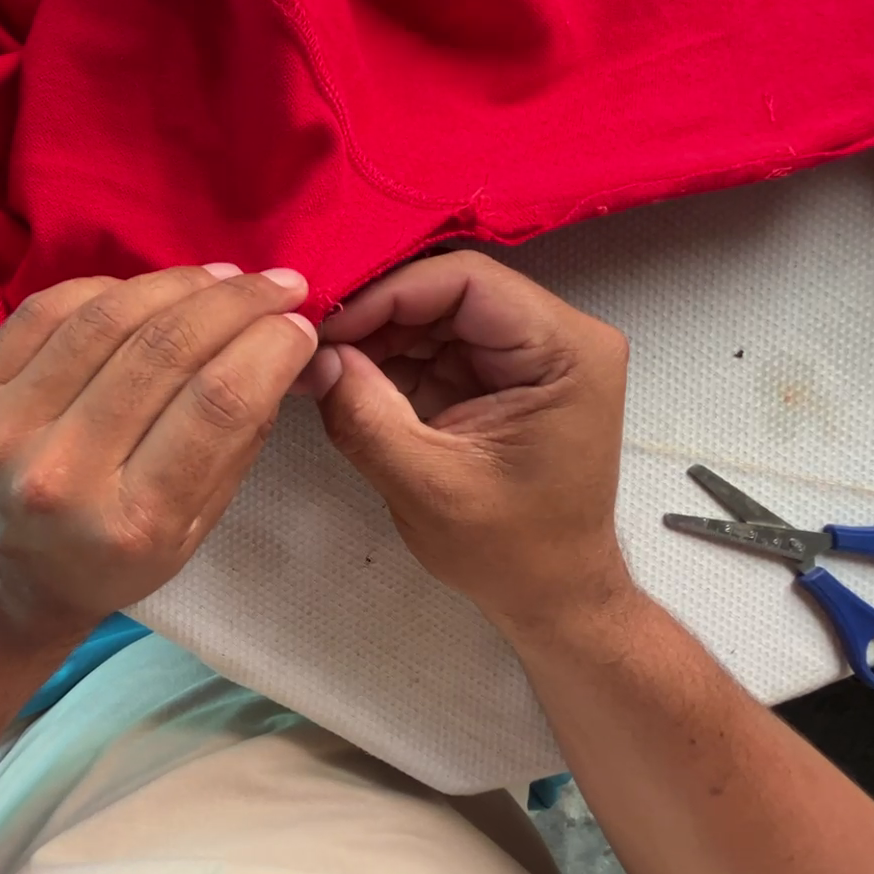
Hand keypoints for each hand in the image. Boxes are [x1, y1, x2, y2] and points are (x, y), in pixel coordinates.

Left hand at [0, 264, 316, 644]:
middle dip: (234, 302)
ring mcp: (5, 429)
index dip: (269, 346)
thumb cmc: (121, 562)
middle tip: (277, 283)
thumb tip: (282, 337)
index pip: (216, 404)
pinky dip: (109, 287)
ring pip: (106, 317)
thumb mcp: (200, 525)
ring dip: (176, 282)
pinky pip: (47, 309)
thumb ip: (240, 435)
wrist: (20, 578)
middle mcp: (60, 473)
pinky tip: (148, 290)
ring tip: (221, 277)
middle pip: (162, 350)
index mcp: (131, 523)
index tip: (298, 322)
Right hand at [309, 251, 632, 634]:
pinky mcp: (489, 376)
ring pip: (430, 315)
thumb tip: (311, 358)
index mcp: (563, 351)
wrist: (546, 592)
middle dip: (373, 316)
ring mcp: (518, 355)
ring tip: (320, 365)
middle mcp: (550, 337)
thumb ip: (364, 417)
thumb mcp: (425, 486)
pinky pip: (427, 347)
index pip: (467, 282)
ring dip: (372, 337)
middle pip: (446, 291)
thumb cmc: (507, 549)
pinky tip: (343, 378)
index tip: (325, 328)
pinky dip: (382, 360)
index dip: (388, 293)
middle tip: (310, 345)